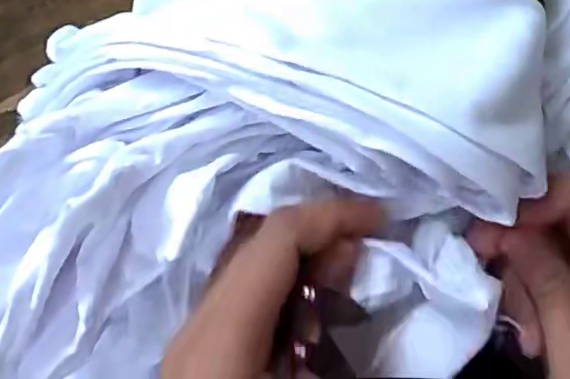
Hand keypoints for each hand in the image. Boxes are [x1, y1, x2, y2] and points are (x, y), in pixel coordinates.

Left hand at [162, 198, 384, 378]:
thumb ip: (329, 314)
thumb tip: (346, 251)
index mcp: (220, 325)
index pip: (278, 234)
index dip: (333, 214)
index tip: (381, 217)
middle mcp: (195, 320)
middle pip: (260, 242)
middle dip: (318, 233)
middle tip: (367, 243)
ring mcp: (188, 338)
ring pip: (249, 266)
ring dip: (300, 262)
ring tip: (343, 274)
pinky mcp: (194, 356)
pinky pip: (241, 297)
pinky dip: (280, 290)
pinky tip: (307, 311)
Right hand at [468, 175, 569, 378]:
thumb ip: (550, 290)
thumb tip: (512, 228)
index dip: (561, 196)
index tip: (511, 215)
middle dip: (530, 231)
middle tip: (483, 242)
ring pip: (564, 245)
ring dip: (527, 268)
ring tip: (514, 315)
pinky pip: (560, 275)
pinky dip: (534, 292)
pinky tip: (527, 332)